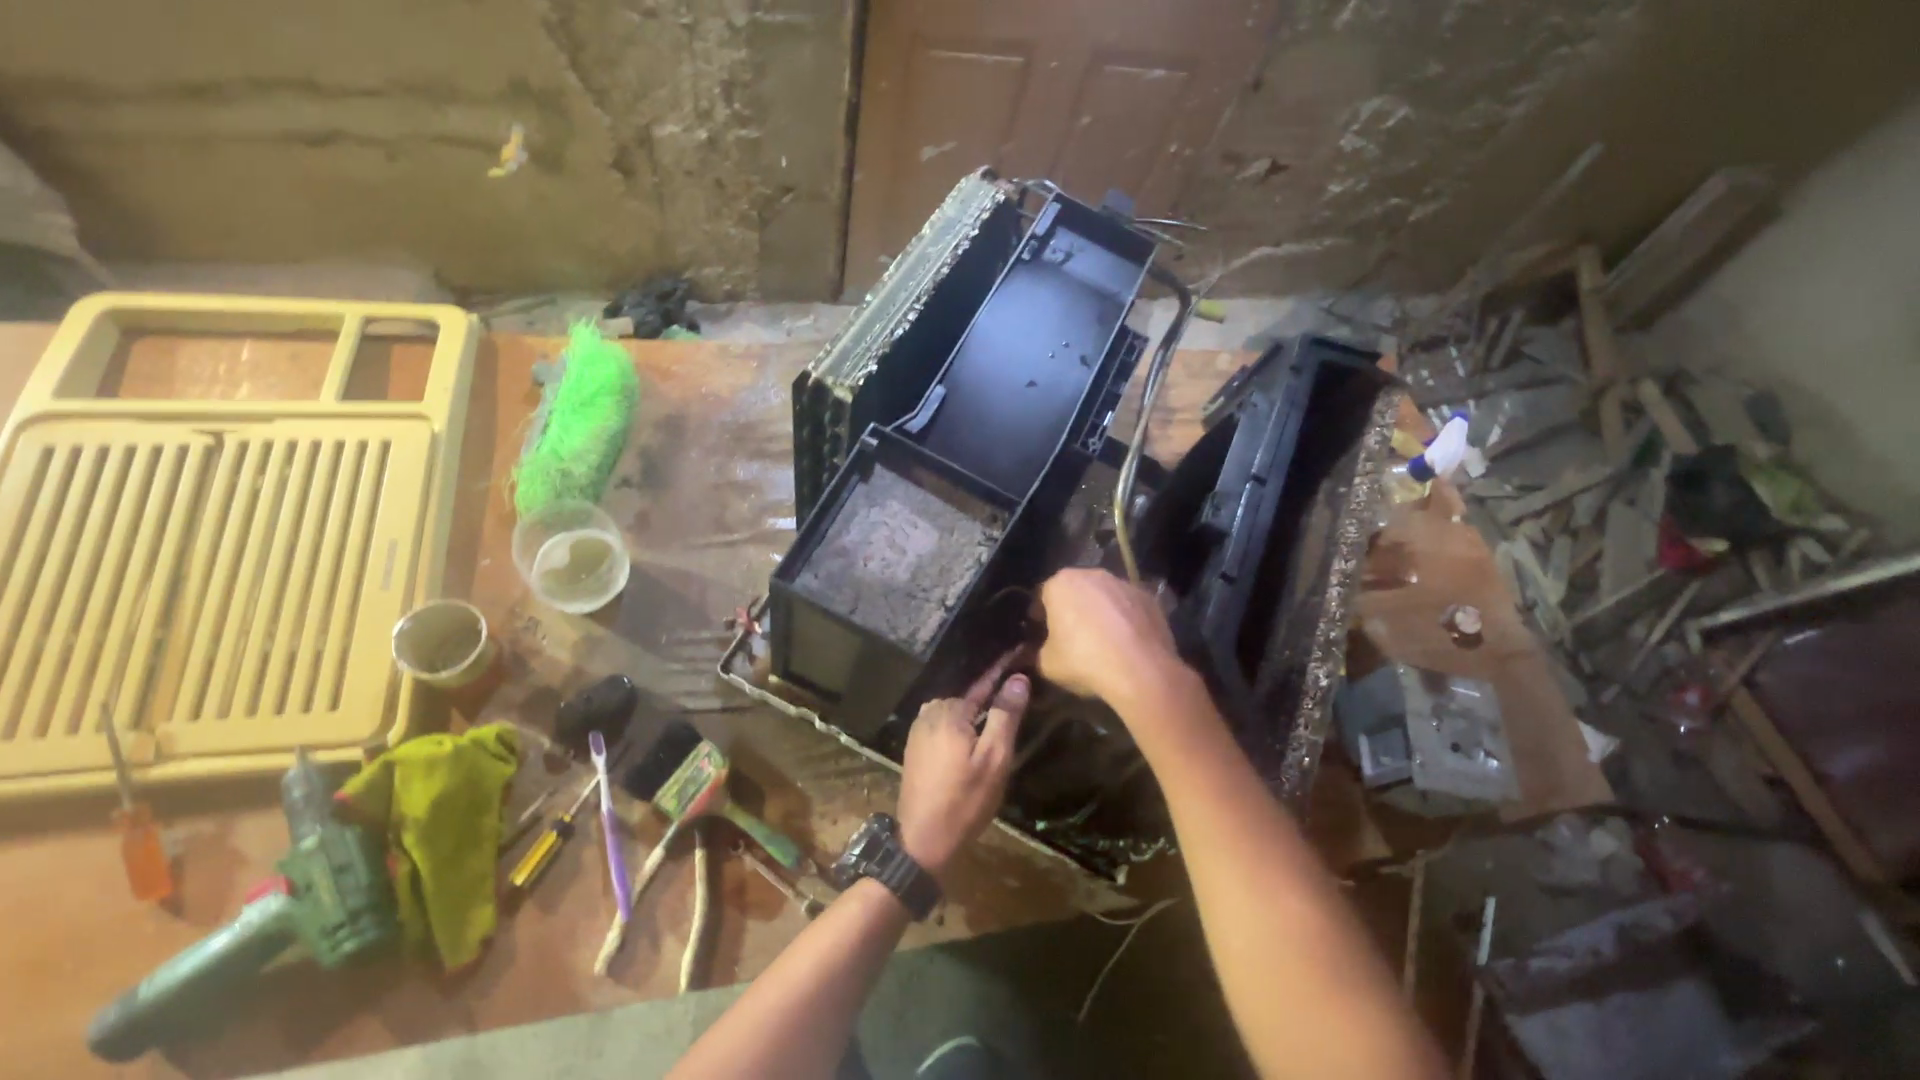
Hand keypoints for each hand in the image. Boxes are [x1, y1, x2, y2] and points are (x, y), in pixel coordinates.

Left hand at [896, 663, 1029, 883]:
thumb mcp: (994, 759)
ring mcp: (919, 731)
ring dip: (975, 711)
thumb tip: (1018, 679)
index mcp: (949, 711)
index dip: (1003, 669)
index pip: (983, 682)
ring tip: (1001, 709)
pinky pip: (944, 725)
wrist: (923, 840)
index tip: (1020, 651)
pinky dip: (962, 725)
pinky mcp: (916, 748)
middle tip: (1018, 688)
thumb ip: (1005, 715)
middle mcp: (930, 713)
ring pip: (956, 712)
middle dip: (990, 693)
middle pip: (968, 697)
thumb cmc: (964, 800)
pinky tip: (975, 735)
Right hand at [1035, 568, 1185, 709]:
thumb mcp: (1047, 664)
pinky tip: (1126, 644)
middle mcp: (1092, 575)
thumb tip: (1040, 652)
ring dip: (1100, 612)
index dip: (1040, 616)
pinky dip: (1125, 620)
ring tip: (1102, 641)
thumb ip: (1038, 652)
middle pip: (1075, 591)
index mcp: (1060, 584)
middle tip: (1070, 637)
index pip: (1042, 596)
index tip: (1041, 634)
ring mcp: (1124, 584)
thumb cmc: (1084, 660)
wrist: (1140, 670)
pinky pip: (1128, 608)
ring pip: (1104, 597)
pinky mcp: (1149, 598)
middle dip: (1071, 610)